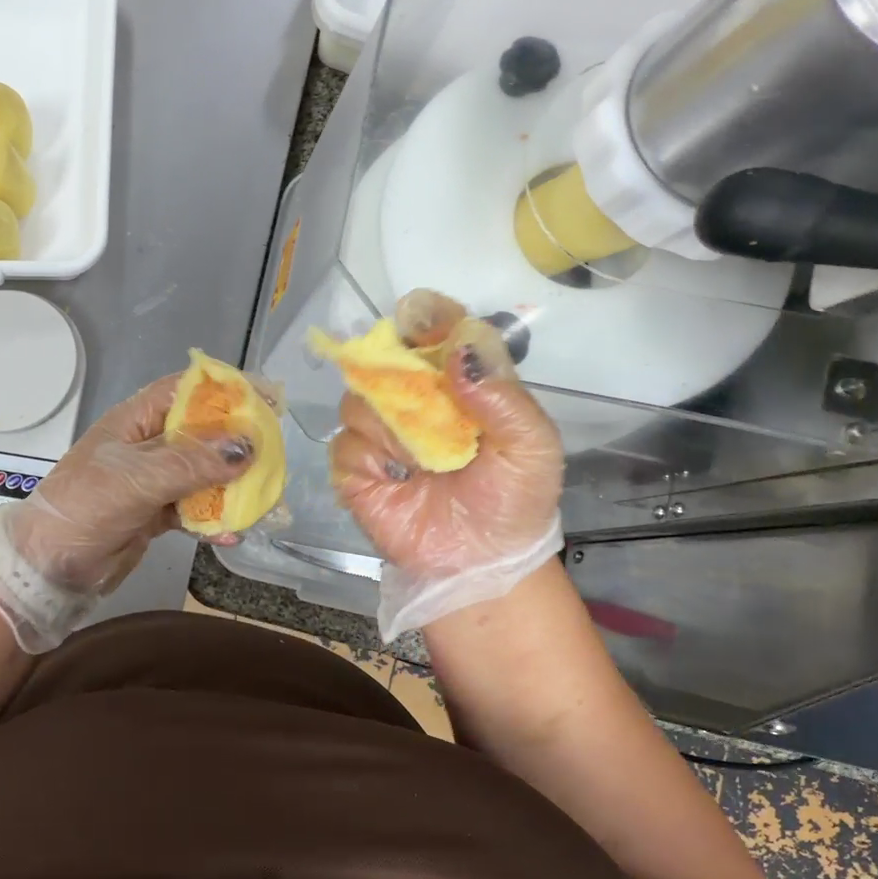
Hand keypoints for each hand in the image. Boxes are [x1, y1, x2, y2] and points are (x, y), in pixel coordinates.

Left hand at [0, 373, 251, 650]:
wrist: (49, 565)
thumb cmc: (84, 508)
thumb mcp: (137, 479)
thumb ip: (191, 462)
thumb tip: (246, 446)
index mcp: (134, 421)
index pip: (185, 391)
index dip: (225, 390)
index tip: (267, 398)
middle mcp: (144, 446)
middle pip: (201, 432)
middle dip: (236, 442)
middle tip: (274, 454)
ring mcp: (150, 482)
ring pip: (201, 474)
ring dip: (229, 485)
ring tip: (261, 497)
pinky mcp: (153, 515)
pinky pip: (192, 510)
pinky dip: (212, 520)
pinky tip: (231, 533)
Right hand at [329, 317, 564, 636]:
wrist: (481, 563)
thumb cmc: (514, 502)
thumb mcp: (531, 446)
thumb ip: (501, 395)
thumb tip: (459, 349)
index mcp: (462, 386)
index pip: (438, 334)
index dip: (427, 317)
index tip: (422, 315)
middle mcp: (416, 402)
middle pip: (386, 358)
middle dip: (397, 369)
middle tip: (420, 394)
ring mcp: (381, 435)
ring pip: (359, 399)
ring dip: (389, 422)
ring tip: (421, 456)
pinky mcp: (356, 468)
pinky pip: (345, 443)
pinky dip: (370, 455)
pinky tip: (398, 477)